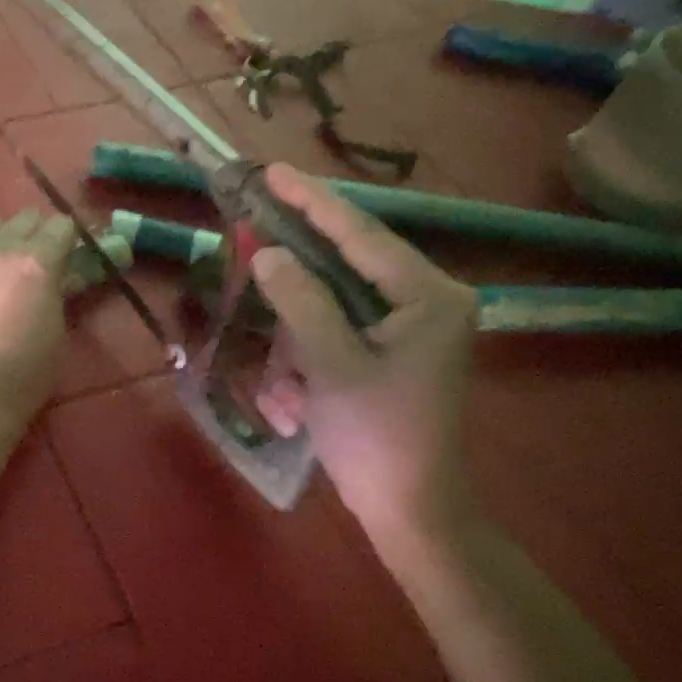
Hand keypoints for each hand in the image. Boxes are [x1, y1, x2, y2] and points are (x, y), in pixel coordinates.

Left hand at [0, 207, 75, 425]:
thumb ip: (63, 288)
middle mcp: (3, 248)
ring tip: (12, 258)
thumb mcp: (60, 325)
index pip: (61, 225)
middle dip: (41, 233)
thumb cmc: (30, 368)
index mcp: (38, 261)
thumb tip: (69, 273)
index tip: (75, 255)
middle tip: (47, 259)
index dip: (72, 240)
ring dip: (7, 233)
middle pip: (28, 217)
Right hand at [249, 165, 476, 529]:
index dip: (312, 202)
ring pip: (332, 306)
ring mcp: (411, 329)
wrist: (410, 509)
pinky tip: (297, 404)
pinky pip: (335, 335)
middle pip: (346, 266)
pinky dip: (308, 361)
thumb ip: (302, 301)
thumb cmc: (378, 436)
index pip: (362, 234)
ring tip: (290, 394)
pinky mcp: (392, 353)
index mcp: (429, 295)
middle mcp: (427, 301)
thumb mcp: (332, 365)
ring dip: (297, 343)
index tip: (273, 172)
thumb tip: (268, 253)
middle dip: (294, 283)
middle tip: (252, 254)